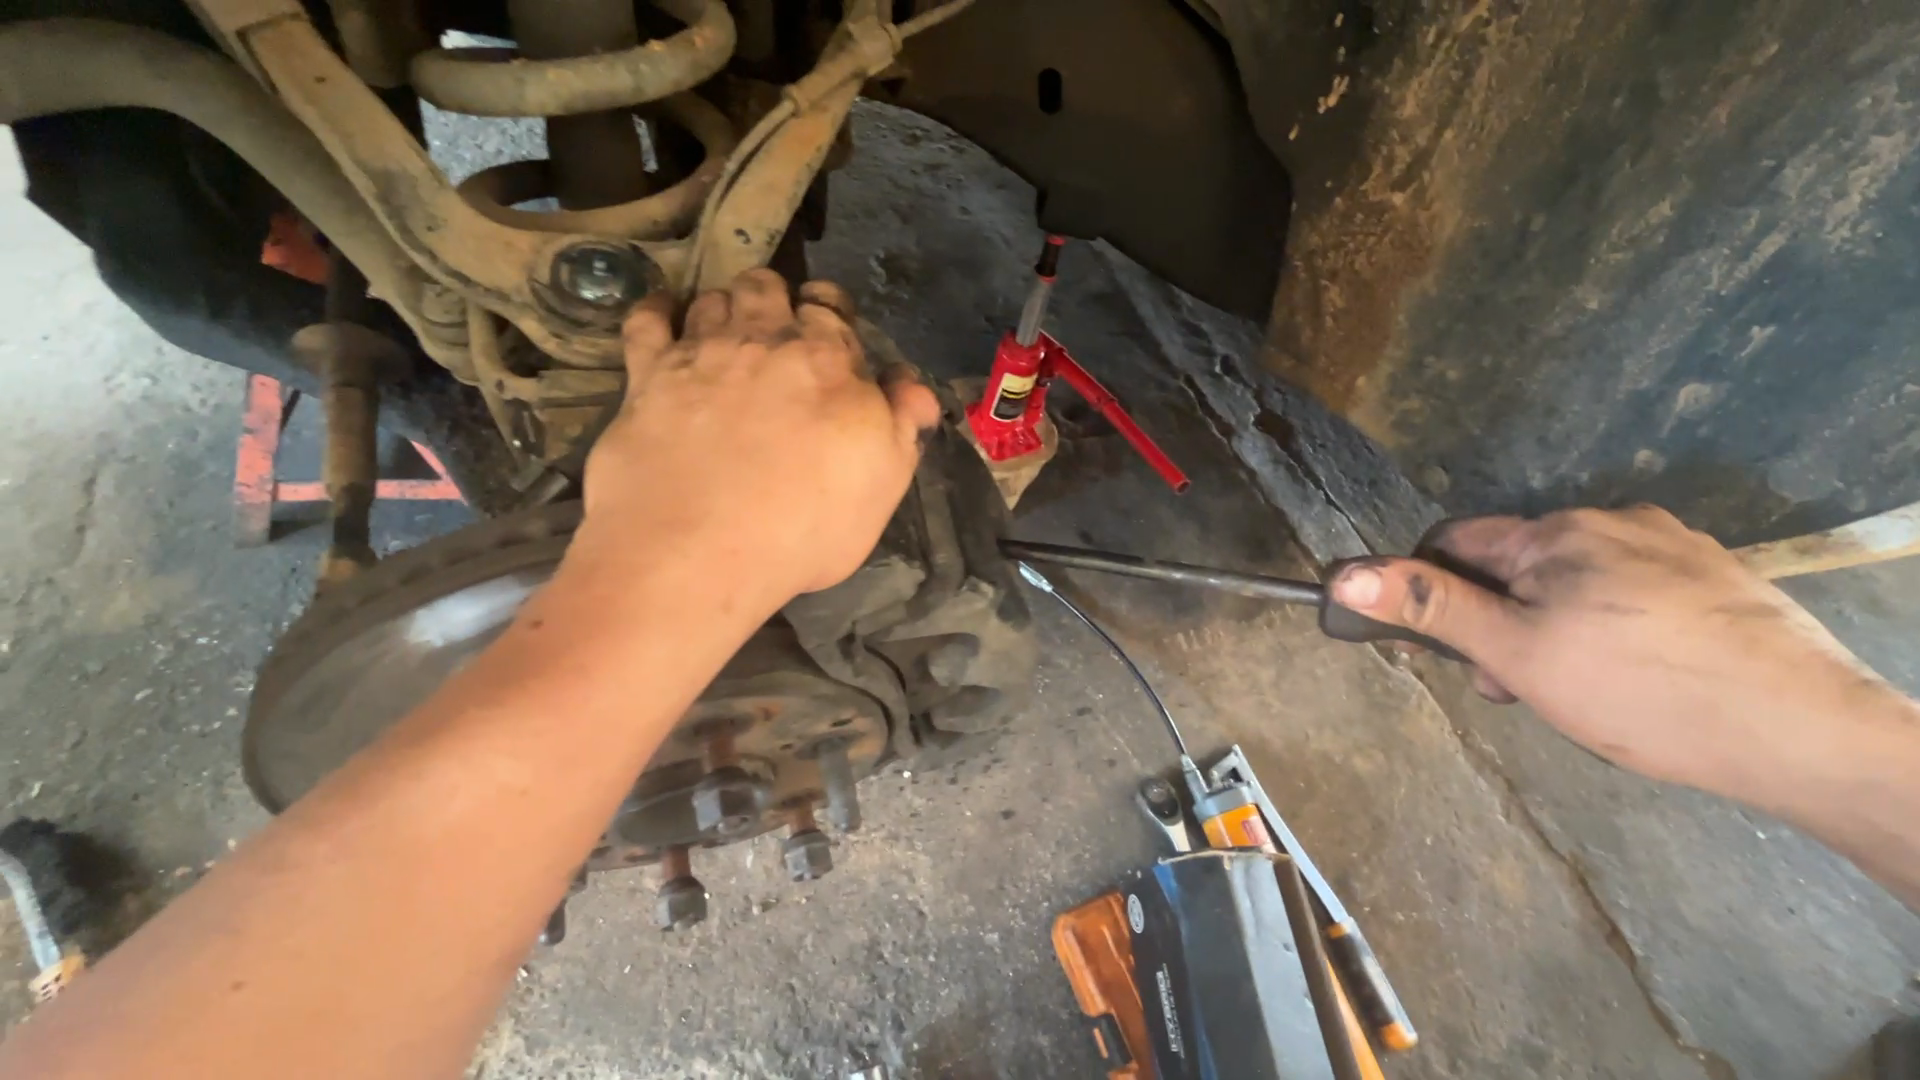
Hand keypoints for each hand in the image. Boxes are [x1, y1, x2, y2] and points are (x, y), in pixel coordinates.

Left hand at [575, 269, 939, 605]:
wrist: (700, 549)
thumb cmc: (806, 524)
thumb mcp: (882, 483)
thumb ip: (901, 423)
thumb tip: (910, 383)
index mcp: (828, 362)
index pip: (831, 309)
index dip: (831, 314)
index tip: (829, 333)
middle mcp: (763, 340)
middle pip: (769, 288)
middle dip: (776, 299)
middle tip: (776, 331)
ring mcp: (701, 353)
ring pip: (713, 298)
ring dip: (724, 305)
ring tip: (726, 331)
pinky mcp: (646, 375)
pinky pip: (646, 320)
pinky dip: (657, 309)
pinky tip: (665, 315)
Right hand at [1326, 506, 1899, 792]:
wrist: (1810, 737)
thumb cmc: (1638, 690)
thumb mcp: (1514, 654)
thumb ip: (1429, 608)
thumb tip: (1344, 575)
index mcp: (1557, 531)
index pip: (1454, 542)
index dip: (1431, 591)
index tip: (1443, 647)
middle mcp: (1614, 520)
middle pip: (1513, 564)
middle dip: (1496, 618)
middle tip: (1516, 683)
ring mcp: (1673, 546)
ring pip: (1570, 580)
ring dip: (1548, 623)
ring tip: (1577, 687)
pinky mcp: (1718, 578)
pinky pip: (1627, 589)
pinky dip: (1605, 623)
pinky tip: (1633, 673)